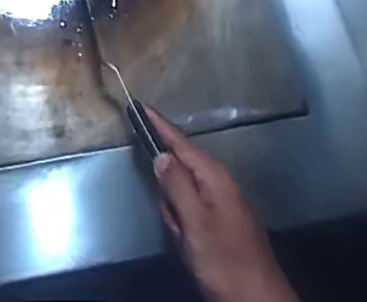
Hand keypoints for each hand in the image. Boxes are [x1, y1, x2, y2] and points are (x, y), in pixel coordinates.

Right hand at [146, 106, 297, 301]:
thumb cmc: (226, 261)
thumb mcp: (195, 224)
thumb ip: (176, 185)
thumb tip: (161, 154)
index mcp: (213, 176)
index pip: (180, 141)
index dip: (158, 124)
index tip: (140, 106)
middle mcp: (219, 182)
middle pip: (179, 170)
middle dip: (169, 194)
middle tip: (176, 222)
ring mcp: (222, 201)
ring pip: (183, 195)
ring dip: (178, 217)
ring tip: (188, 242)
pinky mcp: (221, 220)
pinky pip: (192, 213)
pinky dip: (187, 228)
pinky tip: (195, 249)